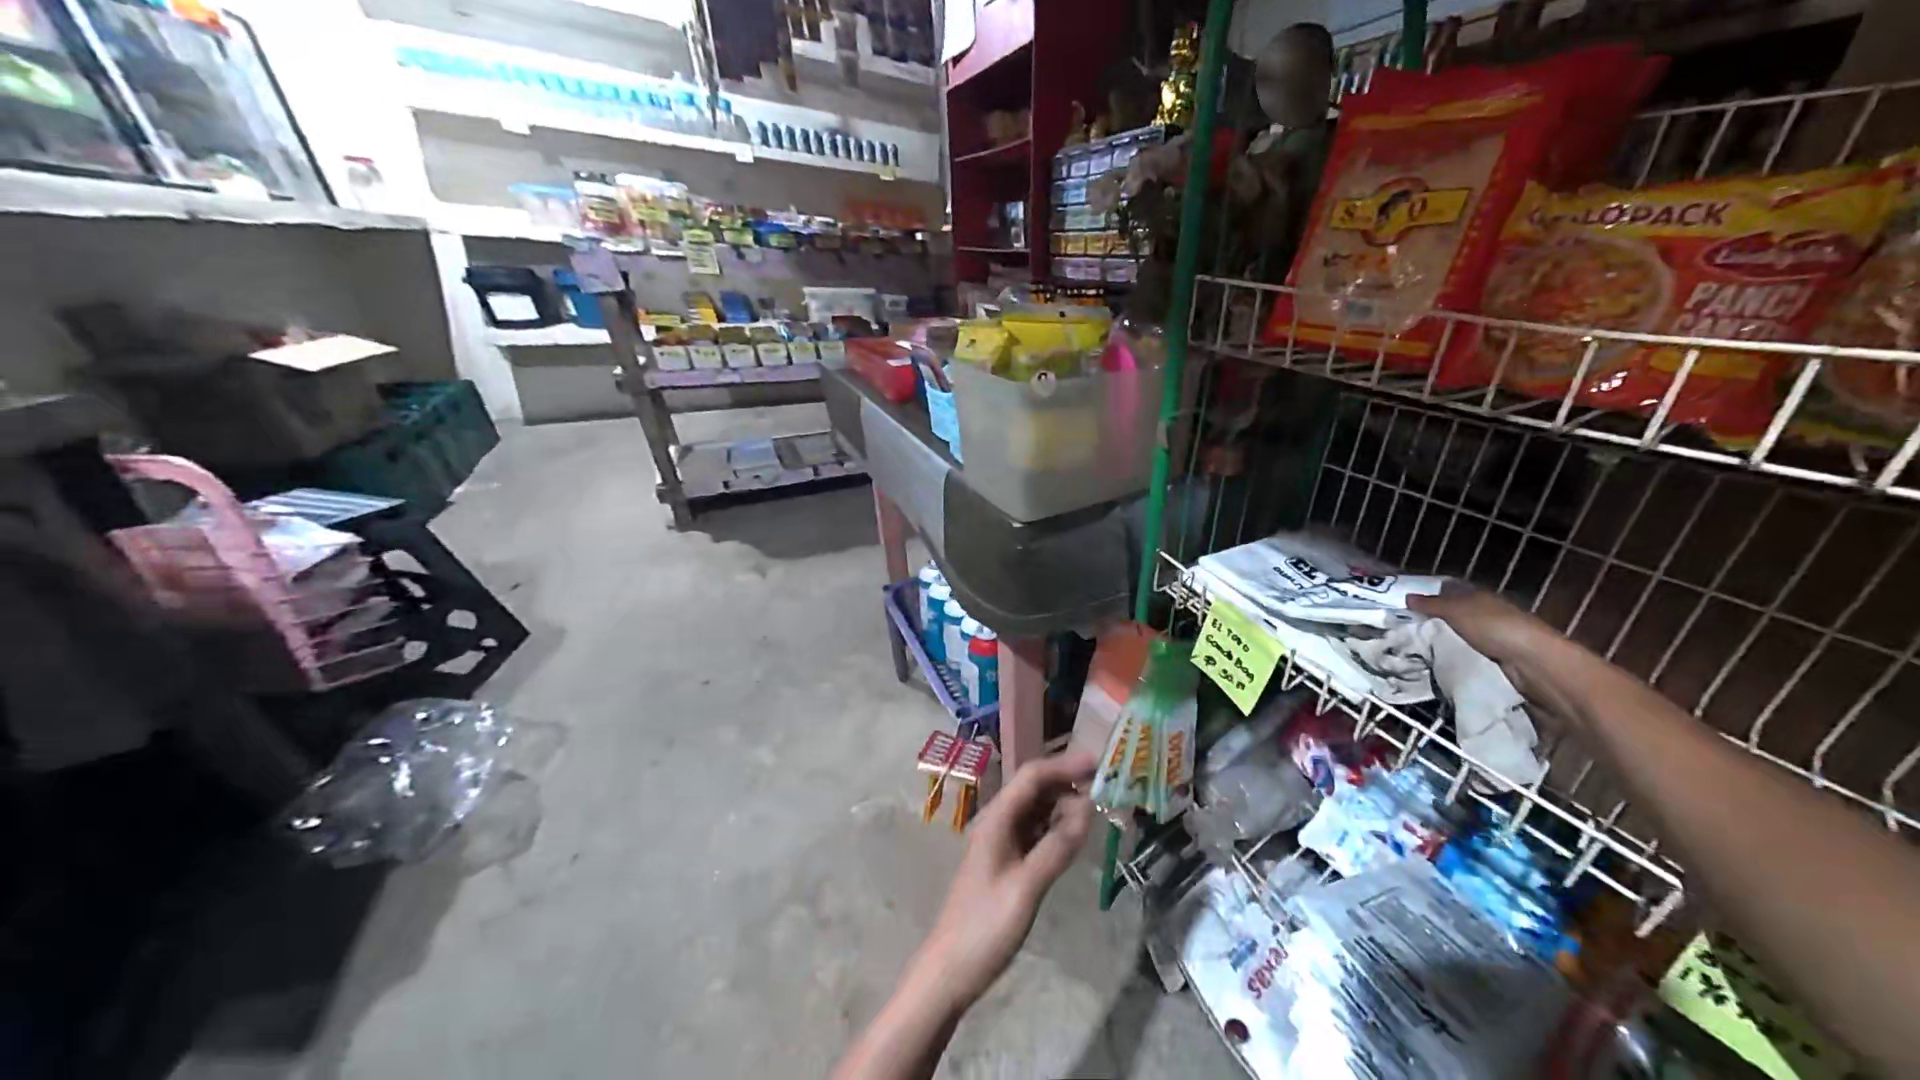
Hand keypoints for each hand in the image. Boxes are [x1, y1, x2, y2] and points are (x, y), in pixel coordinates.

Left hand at [915, 750, 1095, 1007]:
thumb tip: (1088, 807)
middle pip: (1035, 788)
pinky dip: (1056, 827)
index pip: (1032, 776)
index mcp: (996, 820)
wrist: (951, 969)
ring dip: (1064, 804)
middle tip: (1106, 786)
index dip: (1065, 765)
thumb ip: (1057, 847)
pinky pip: (1035, 832)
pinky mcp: (1007, 862)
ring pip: (1037, 810)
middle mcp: (998, 823)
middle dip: (1068, 781)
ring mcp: (1001, 842)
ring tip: (1097, 808)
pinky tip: (1076, 835)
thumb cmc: (985, 927)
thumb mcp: (1026, 888)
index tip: (1100, 763)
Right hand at [1408, 582, 1556, 667]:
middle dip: (1433, 617)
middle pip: (1454, 610)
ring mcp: (1493, 633)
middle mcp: (1486, 610)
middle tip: (1404, 625)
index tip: (1405, 602)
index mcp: (1478, 594)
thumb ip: (1431, 604)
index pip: (1450, 588)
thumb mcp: (1455, 611)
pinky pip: (1467, 648)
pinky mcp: (1496, 654)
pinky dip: (1454, 651)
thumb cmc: (1492, 626)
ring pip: (1460, 630)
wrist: (1531, 661)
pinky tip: (1438, 656)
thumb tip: (1407, 596)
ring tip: (1415, 643)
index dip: (1429, 592)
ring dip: (1443, 636)